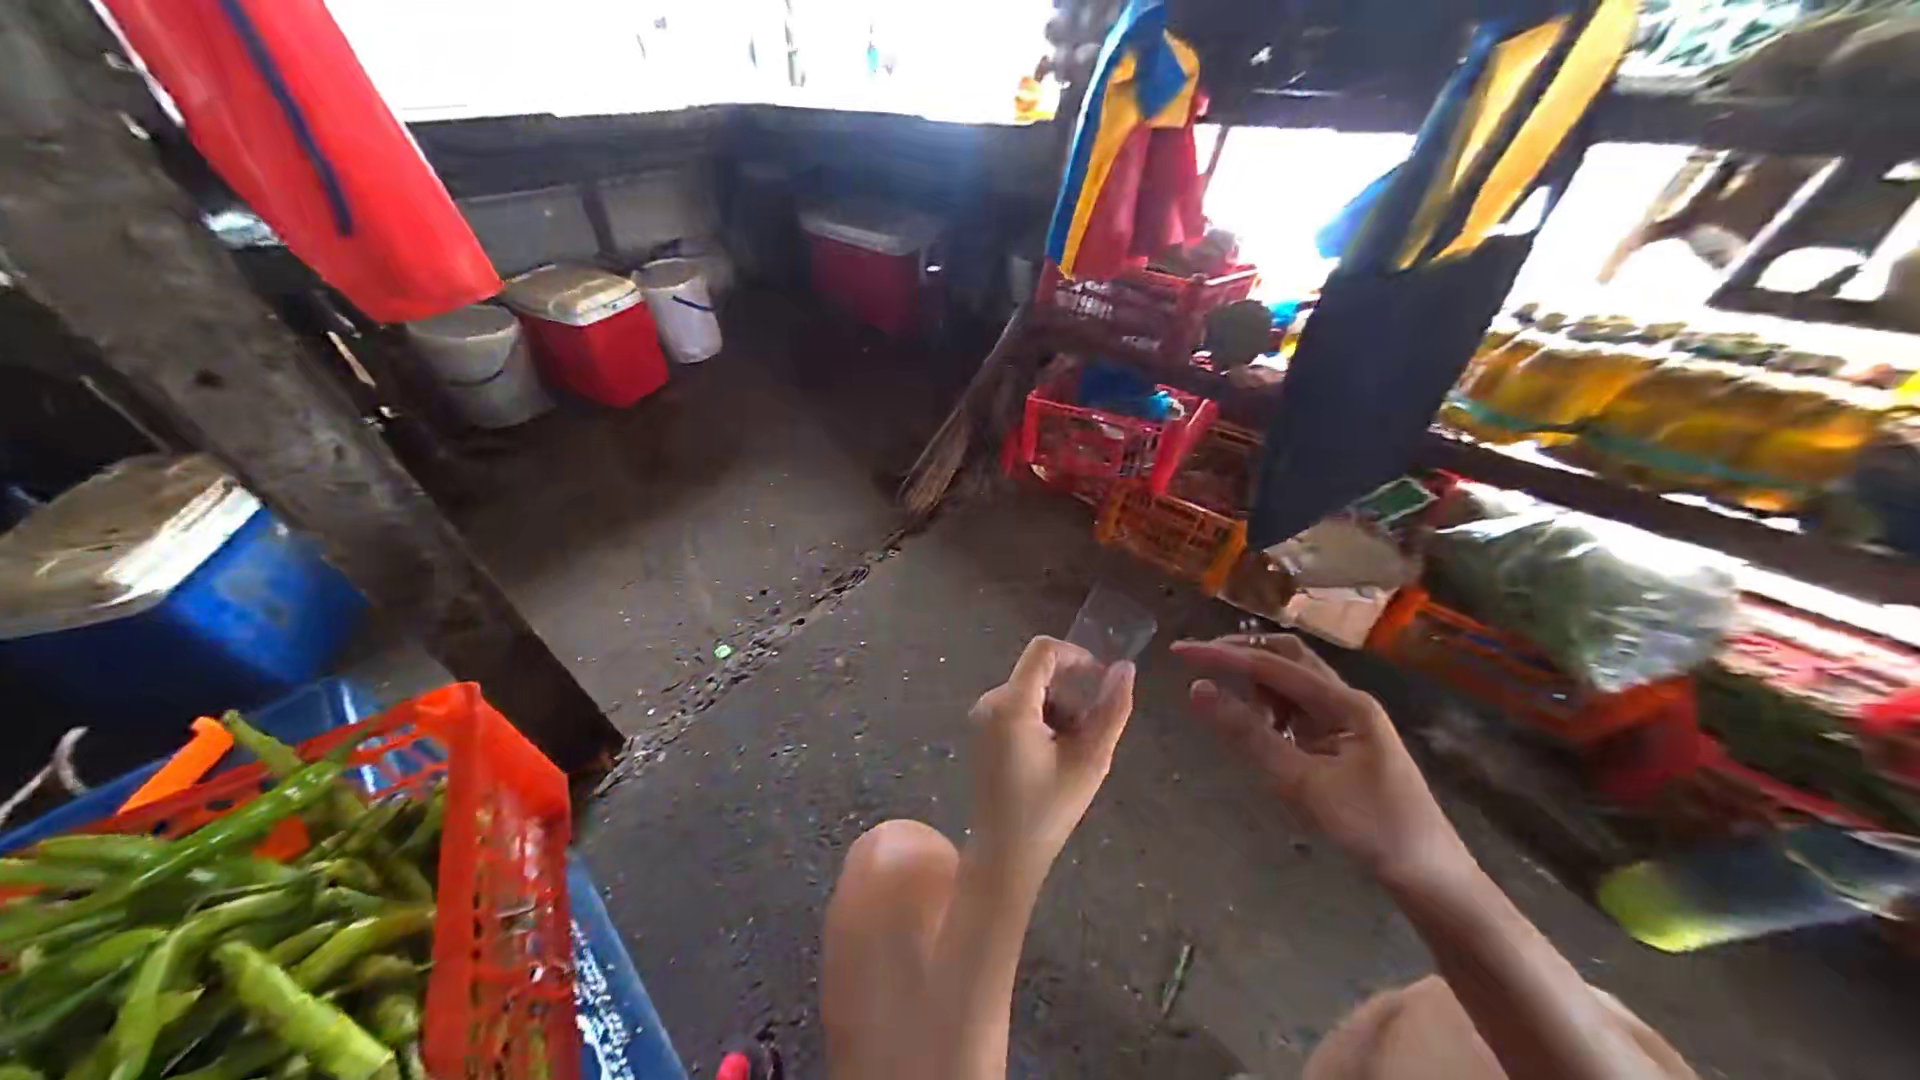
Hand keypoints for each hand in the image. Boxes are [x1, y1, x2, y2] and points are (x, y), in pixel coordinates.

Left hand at [967, 636, 1134, 883]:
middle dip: (1072, 693)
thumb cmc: (1049, 809)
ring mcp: (982, 717)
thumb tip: (1125, 669)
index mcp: (1011, 704)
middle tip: (1090, 731)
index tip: (1100, 680)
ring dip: (1060, 709)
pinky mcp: (982, 731)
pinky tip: (1054, 755)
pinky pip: (1019, 707)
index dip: (1077, 656)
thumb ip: (1112, 709)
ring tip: (1073, 750)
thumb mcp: (1090, 759)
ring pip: (1032, 691)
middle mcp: (990, 702)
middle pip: (1040, 673)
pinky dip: (1043, 719)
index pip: (1043, 650)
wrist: (1005, 854)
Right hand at [1172, 634, 1470, 886]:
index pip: (1271, 665)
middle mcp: (1346, 700)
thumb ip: (1247, 734)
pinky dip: (1269, 710)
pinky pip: (1296, 708)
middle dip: (1241, 655)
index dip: (1221, 655)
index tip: (1179, 651)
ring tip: (1235, 717)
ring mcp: (1345, 718)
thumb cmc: (1370, 829)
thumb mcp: (1300, 783)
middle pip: (1286, 657)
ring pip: (1290, 682)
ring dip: (1256, 688)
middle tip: (1199, 663)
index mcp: (1345, 703)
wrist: (1430, 877)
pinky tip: (1261, 732)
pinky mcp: (1340, 738)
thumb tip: (1198, 690)